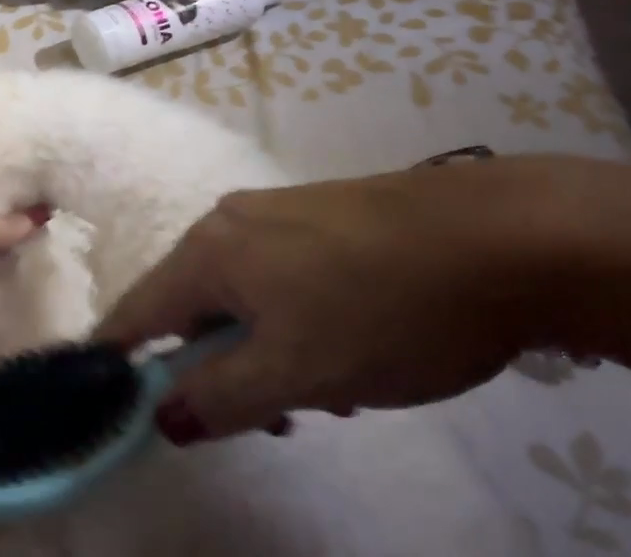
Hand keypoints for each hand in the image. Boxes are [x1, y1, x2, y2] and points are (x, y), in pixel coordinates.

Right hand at [97, 155, 622, 442]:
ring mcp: (276, 212)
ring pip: (242, 294)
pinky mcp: (323, 214)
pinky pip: (280, 275)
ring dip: (264, 348)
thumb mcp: (301, 374)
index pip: (135, 315)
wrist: (509, 237)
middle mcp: (225, 223)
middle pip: (192, 306)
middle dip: (217, 366)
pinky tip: (354, 342)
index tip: (121, 405)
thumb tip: (161, 417)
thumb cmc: (387, 310)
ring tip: (330, 389)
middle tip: (271, 416)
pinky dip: (295, 318)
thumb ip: (222, 400)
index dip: (120, 362)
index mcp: (205, 254)